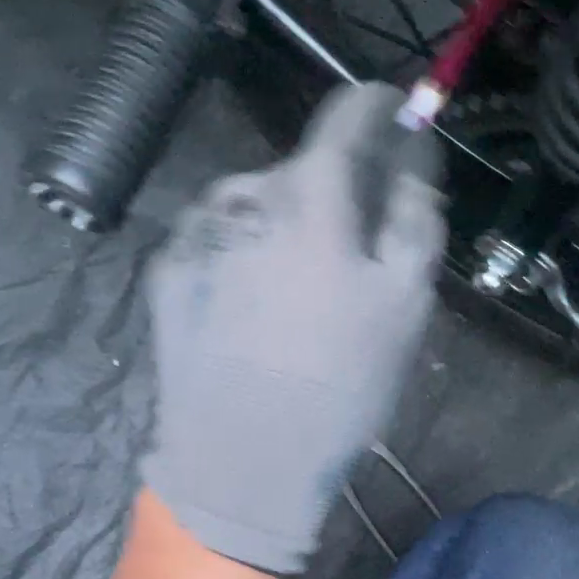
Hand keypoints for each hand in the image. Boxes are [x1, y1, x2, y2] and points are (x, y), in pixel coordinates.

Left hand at [140, 82, 446, 573]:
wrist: (241, 465)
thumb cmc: (338, 391)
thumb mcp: (404, 308)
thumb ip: (414, 217)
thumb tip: (411, 160)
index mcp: (310, 200)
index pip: (346, 119)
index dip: (375, 113)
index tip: (390, 125)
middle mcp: (244, 201)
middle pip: (299, 170)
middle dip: (330, 194)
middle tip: (349, 254)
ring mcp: (195, 239)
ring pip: (252, 204)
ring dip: (279, 223)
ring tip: (294, 290)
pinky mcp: (165, 279)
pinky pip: (213, 241)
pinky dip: (237, 252)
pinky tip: (248, 306)